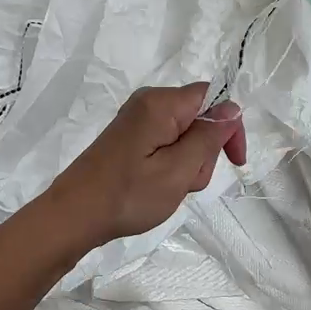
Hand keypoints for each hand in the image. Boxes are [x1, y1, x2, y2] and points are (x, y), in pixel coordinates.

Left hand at [37, 84, 246, 251]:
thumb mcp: (178, 171)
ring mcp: (138, 117)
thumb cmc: (129, 195)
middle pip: (198, 116)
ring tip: (167, 187)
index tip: (235, 162)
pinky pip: (166, 140)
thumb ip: (207, 137)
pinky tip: (158, 184)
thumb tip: (232, 108)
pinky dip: (171, 163)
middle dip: (203, 152)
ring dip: (188, 163)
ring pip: (184, 133)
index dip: (229, 126)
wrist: (76, 213)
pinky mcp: (131, 134)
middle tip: (184, 181)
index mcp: (160, 103)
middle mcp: (149, 101)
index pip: (212, 96)